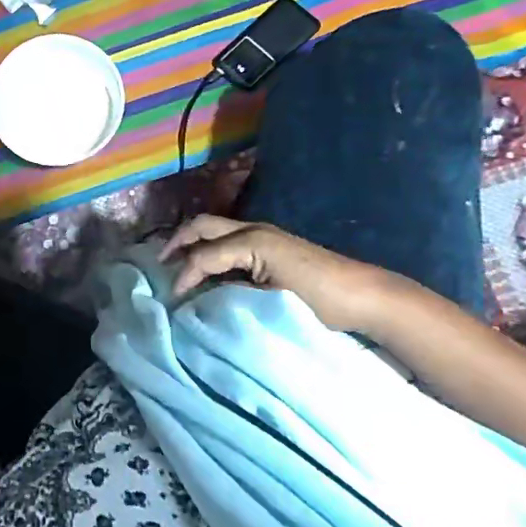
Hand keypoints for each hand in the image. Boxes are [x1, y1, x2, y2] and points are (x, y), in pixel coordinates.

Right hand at [158, 215, 406, 332]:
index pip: (203, 254)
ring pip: (214, 231)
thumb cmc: (319, 298)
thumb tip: (197, 299)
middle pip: (202, 226)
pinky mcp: (269, 248)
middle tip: (159, 264)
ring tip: (175, 266)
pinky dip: (209, 251)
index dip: (184, 275)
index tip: (174, 300)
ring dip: (192, 244)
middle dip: (177, 242)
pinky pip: (227, 242)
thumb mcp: (269, 297)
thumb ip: (229, 292)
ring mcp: (262, 236)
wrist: (365, 297)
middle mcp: (252, 230)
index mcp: (250, 239)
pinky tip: (205, 271)